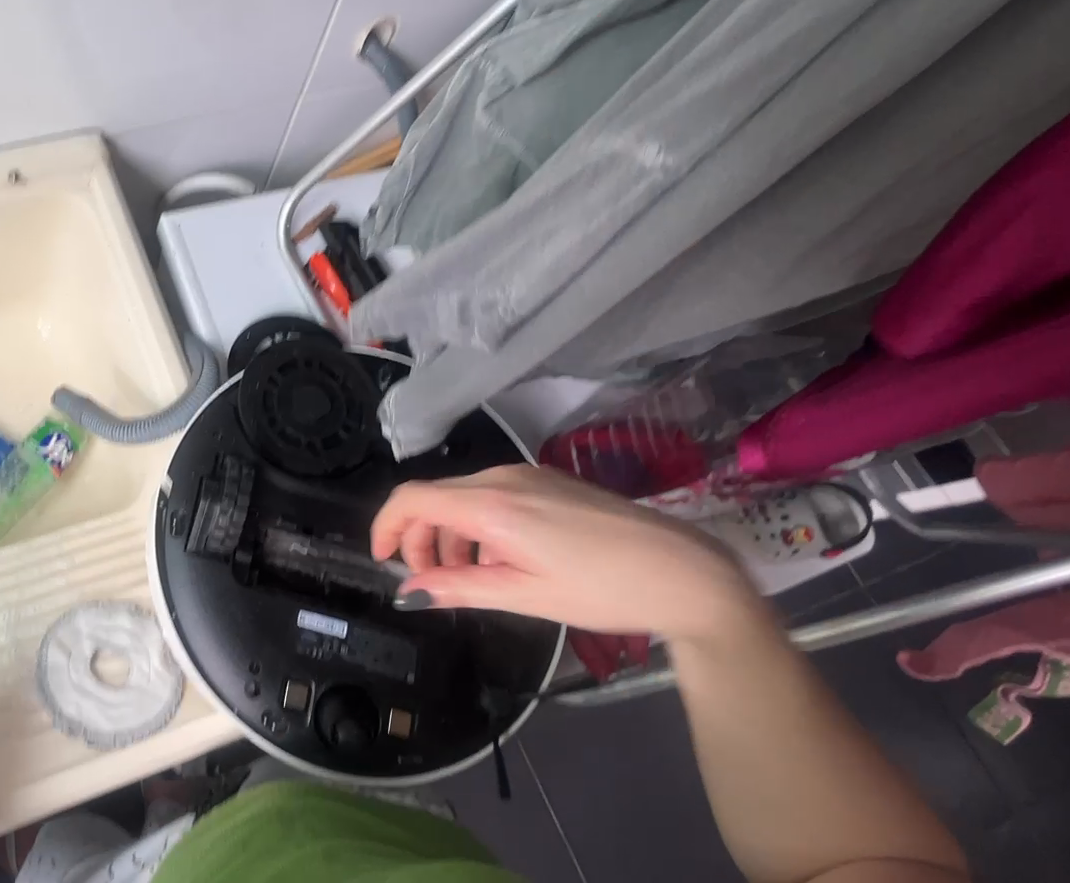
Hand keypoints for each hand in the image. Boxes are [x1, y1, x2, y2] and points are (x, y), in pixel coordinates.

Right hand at [370, 465, 765, 642]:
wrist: (686, 573)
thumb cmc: (604, 589)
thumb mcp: (524, 595)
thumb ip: (458, 588)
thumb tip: (409, 592)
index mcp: (492, 504)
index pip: (412, 498)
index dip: (386, 526)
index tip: (383, 561)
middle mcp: (503, 477)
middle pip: (435, 497)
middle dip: (420, 538)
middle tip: (430, 581)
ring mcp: (529, 474)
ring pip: (464, 496)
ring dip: (451, 534)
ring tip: (470, 578)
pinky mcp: (550, 481)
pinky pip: (493, 495)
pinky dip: (479, 525)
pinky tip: (504, 559)